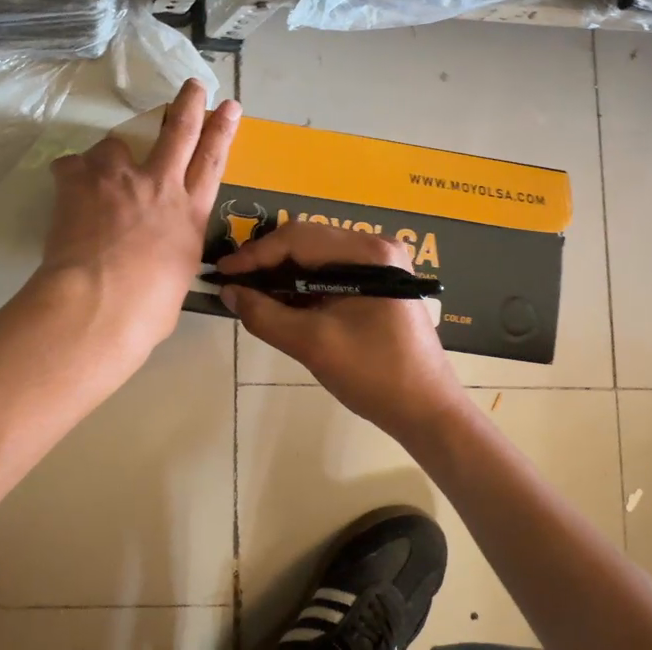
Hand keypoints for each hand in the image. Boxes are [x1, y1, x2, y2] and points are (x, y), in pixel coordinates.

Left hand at [38, 79, 240, 357]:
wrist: (100, 304)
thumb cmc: (145, 311)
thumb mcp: (176, 280)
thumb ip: (171, 254)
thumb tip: (158, 256)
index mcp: (190, 214)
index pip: (213, 163)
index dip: (222, 132)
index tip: (230, 107)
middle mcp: (161, 186)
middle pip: (179, 132)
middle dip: (189, 105)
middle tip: (193, 85)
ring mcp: (121, 177)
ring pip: (116, 144)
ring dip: (110, 154)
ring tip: (97, 174)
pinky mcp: (82, 179)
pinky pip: (73, 164)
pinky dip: (70, 175)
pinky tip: (65, 190)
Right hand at [216, 222, 470, 442]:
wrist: (429, 413)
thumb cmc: (374, 375)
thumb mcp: (311, 344)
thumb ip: (264, 314)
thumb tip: (228, 292)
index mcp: (368, 253)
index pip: (297, 239)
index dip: (255, 255)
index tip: (222, 272)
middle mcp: (376, 247)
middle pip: (306, 241)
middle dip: (267, 261)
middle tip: (234, 282)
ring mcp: (380, 264)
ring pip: (316, 256)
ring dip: (283, 272)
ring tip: (251, 291)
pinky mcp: (378, 282)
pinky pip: (330, 271)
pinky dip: (302, 283)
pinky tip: (281, 301)